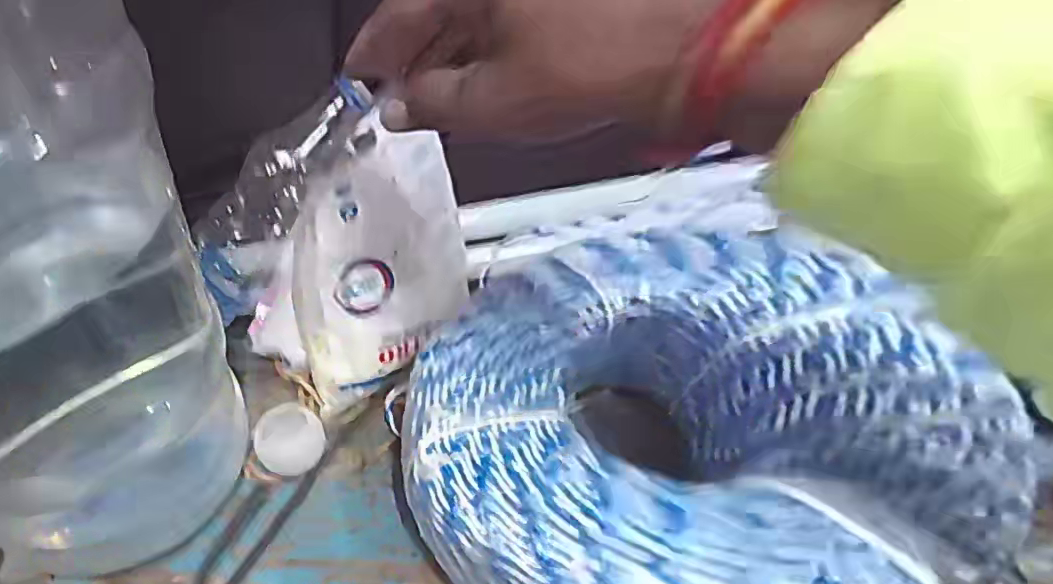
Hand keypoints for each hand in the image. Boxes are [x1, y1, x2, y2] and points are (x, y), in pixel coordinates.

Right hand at [345, 0, 895, 149]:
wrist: (694, 40)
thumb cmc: (590, 66)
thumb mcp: (491, 102)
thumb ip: (431, 102)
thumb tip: (398, 105)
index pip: (400, 14)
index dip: (373, 51)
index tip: (357, 74)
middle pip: (438, 3)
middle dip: (412, 48)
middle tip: (393, 87)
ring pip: (476, 3)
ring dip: (450, 43)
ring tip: (434, 86)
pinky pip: (510, 6)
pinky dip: (489, 34)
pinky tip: (482, 64)